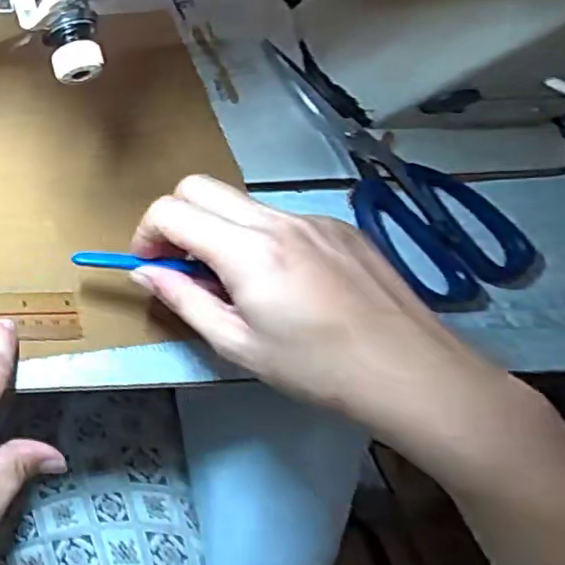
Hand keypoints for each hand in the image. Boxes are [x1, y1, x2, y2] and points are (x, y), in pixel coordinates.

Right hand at [129, 174, 523, 455]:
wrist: (421, 378)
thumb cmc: (318, 369)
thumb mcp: (235, 344)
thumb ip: (182, 299)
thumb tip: (143, 272)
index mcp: (248, 250)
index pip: (170, 210)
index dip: (146, 234)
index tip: (150, 266)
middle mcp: (278, 221)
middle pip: (197, 187)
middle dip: (174, 218)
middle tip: (180, 262)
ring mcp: (314, 219)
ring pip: (237, 201)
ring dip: (215, 227)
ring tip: (233, 279)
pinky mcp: (340, 227)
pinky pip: (277, 217)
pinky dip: (256, 236)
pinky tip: (282, 280)